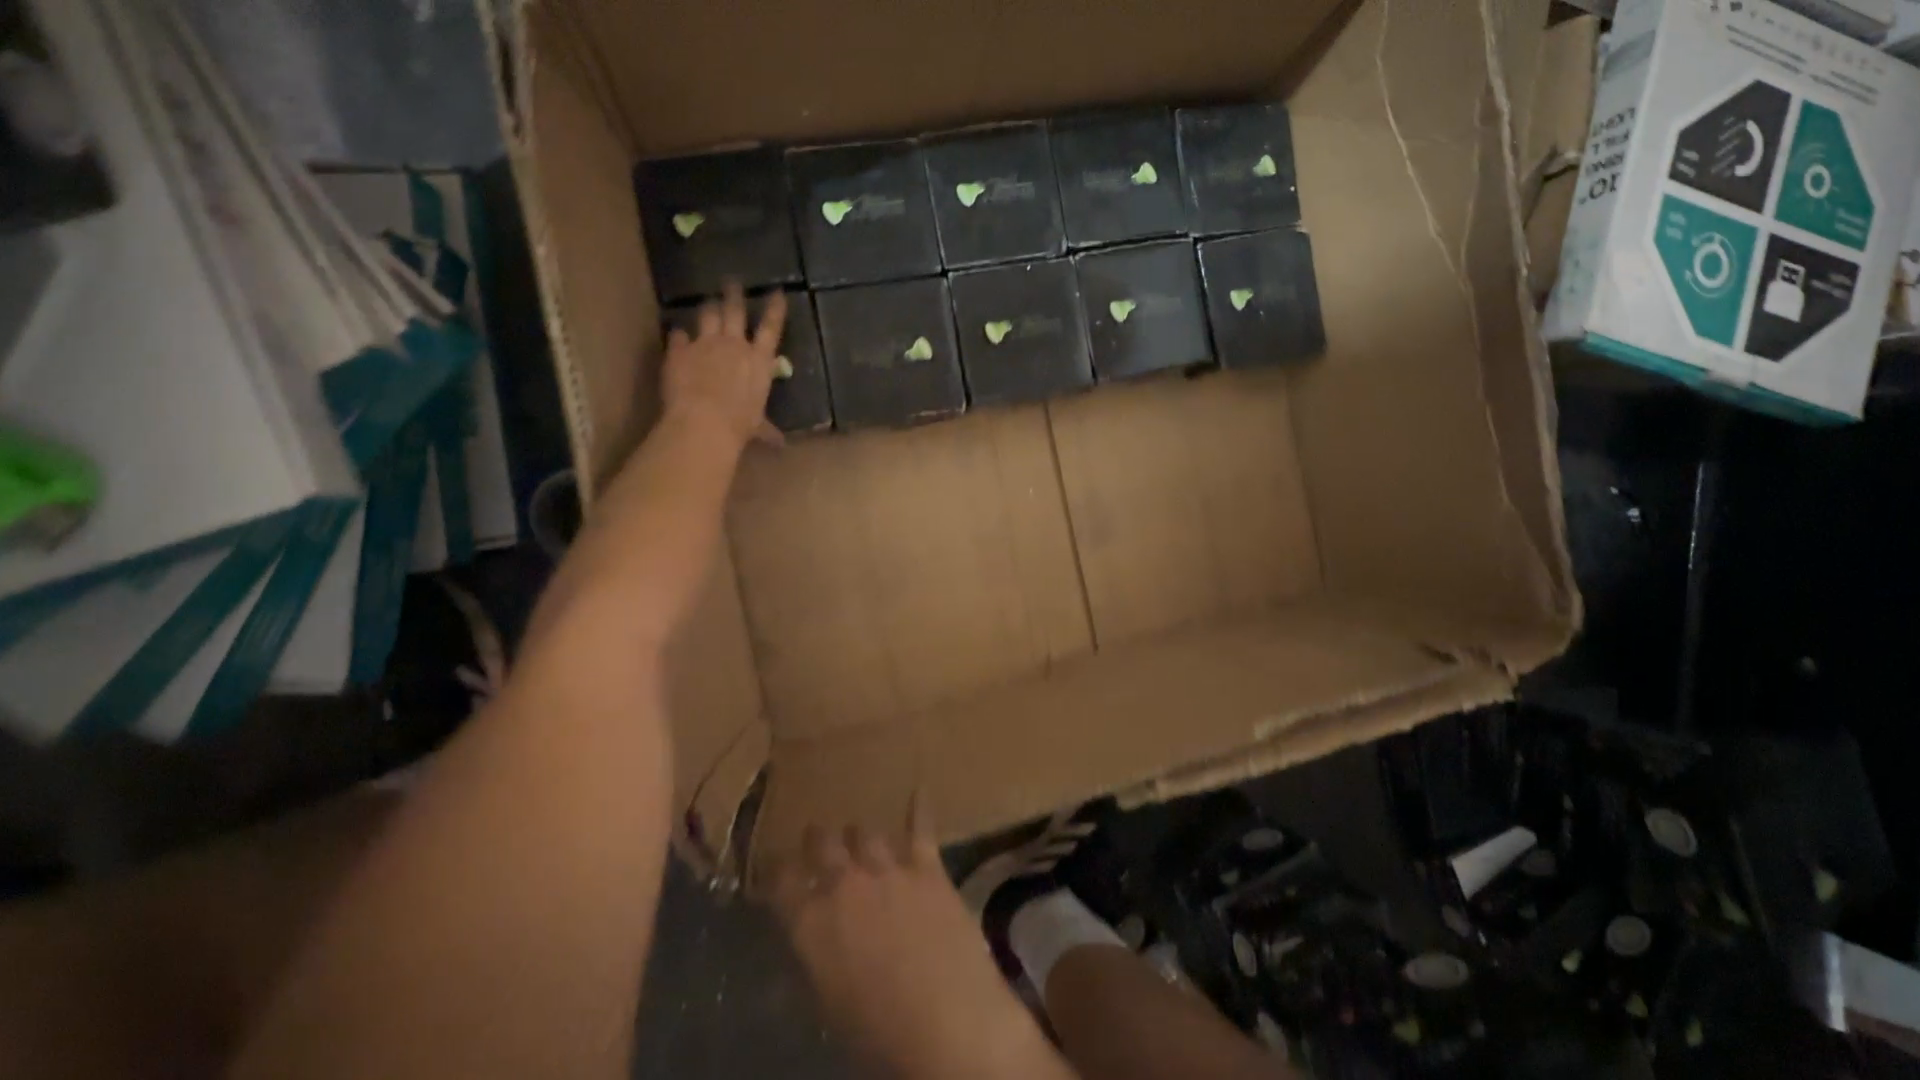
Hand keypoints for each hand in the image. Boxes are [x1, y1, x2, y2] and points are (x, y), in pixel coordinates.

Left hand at [662, 281, 785, 448]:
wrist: (704, 422)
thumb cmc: (739, 425)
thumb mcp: (756, 426)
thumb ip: (766, 429)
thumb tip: (780, 444)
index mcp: (759, 361)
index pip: (771, 327)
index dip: (775, 308)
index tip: (777, 292)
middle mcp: (735, 344)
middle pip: (735, 311)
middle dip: (734, 295)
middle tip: (731, 282)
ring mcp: (705, 344)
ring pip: (708, 315)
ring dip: (708, 308)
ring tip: (707, 301)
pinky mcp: (679, 350)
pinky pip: (678, 336)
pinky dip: (678, 335)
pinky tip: (676, 334)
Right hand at [770, 800, 1073, 1079]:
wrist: (950, 1022)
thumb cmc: (881, 1032)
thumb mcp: (830, 1003)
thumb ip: (818, 959)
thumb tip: (812, 943)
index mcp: (809, 923)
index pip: (780, 881)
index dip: (777, 871)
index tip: (777, 868)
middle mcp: (842, 886)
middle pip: (822, 845)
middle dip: (817, 841)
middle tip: (817, 839)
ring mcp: (888, 871)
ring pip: (866, 834)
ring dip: (860, 836)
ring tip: (860, 835)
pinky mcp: (929, 870)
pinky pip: (921, 829)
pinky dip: (918, 809)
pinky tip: (919, 790)